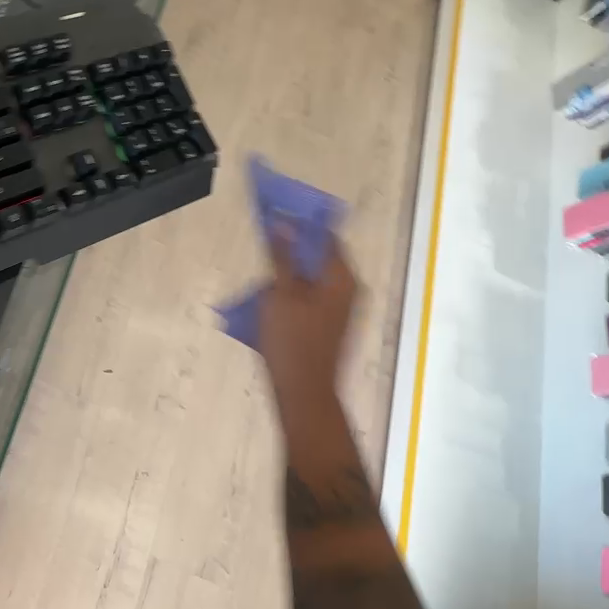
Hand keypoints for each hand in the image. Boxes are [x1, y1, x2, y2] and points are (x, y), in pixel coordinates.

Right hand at [258, 228, 359, 395]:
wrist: (303, 391)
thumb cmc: (291, 339)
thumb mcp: (281, 293)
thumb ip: (283, 257)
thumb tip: (284, 223)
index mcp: (343, 278)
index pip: (325, 237)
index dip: (300, 225)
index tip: (275, 218)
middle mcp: (348, 291)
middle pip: (318, 259)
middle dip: (290, 253)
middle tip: (262, 250)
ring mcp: (340, 311)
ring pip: (311, 281)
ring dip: (287, 276)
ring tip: (260, 280)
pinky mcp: (328, 327)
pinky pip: (309, 300)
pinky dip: (290, 296)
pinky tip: (268, 304)